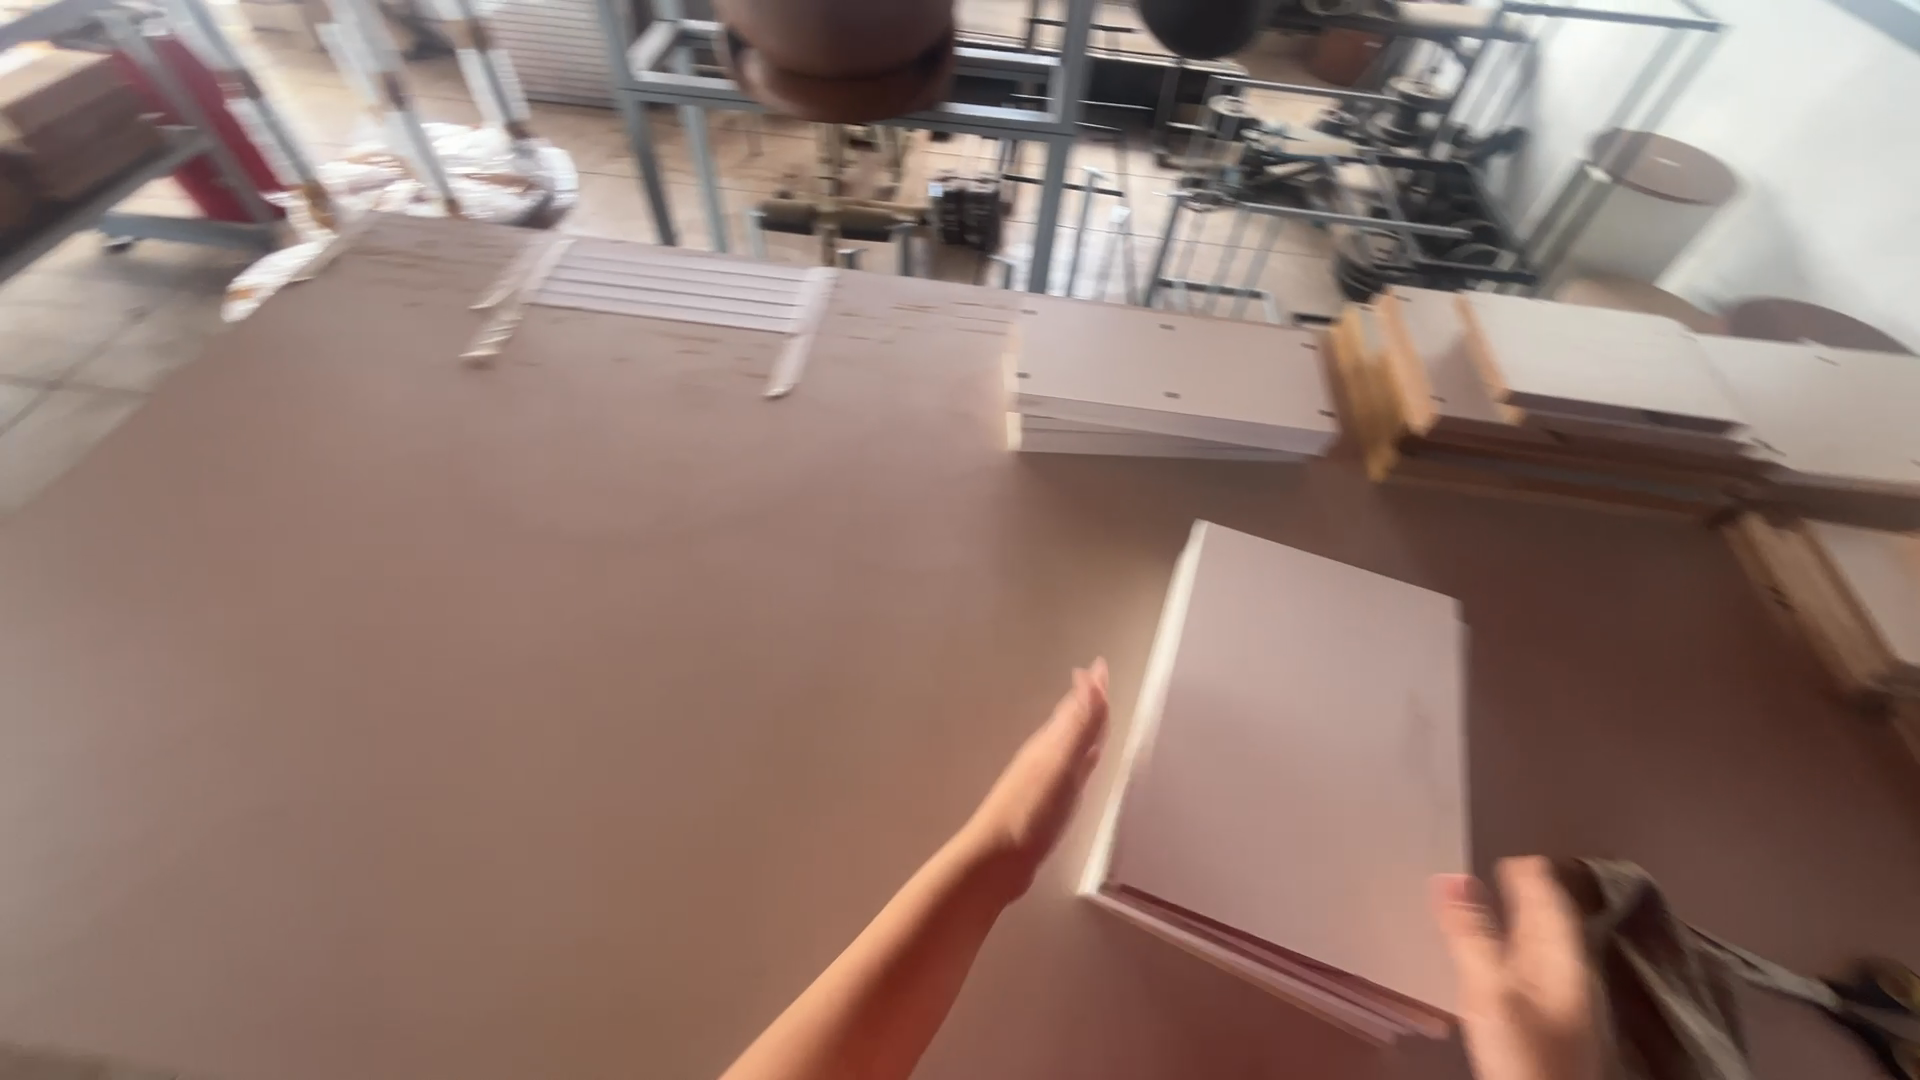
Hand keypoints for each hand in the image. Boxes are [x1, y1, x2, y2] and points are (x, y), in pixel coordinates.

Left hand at [960, 660, 1109, 897]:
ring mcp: (1042, 780)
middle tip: (1098, 684)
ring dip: (1081, 729)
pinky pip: (1069, 770)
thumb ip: (1080, 725)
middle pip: (1069, 722)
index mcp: (1050, 742)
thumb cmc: (1032, 810)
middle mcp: (1045, 755)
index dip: (1091, 688)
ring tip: (1093, 720)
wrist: (998, 859)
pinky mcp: (1044, 805)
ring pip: (1067, 745)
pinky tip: (1080, 769)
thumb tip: (1092, 676)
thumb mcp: (1061, 764)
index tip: (1100, 665)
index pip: (1075, 708)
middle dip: (1085, 703)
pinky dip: (1080, 760)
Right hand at [1431, 857, 1601, 1079]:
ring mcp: (1564, 1009)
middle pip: (1553, 929)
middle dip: (1531, 899)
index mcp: (1562, 964)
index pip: (1553, 908)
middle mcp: (1569, 982)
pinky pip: (1534, 973)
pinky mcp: (1550, 1029)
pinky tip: (1503, 960)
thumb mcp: (1490, 988)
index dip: (1536, 879)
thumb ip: (1470, 933)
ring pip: (1544, 952)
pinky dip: (1517, 951)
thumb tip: (1451, 876)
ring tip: (1503, 906)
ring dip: (1523, 925)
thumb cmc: (1524, 1055)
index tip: (1519, 855)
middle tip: (1509, 872)